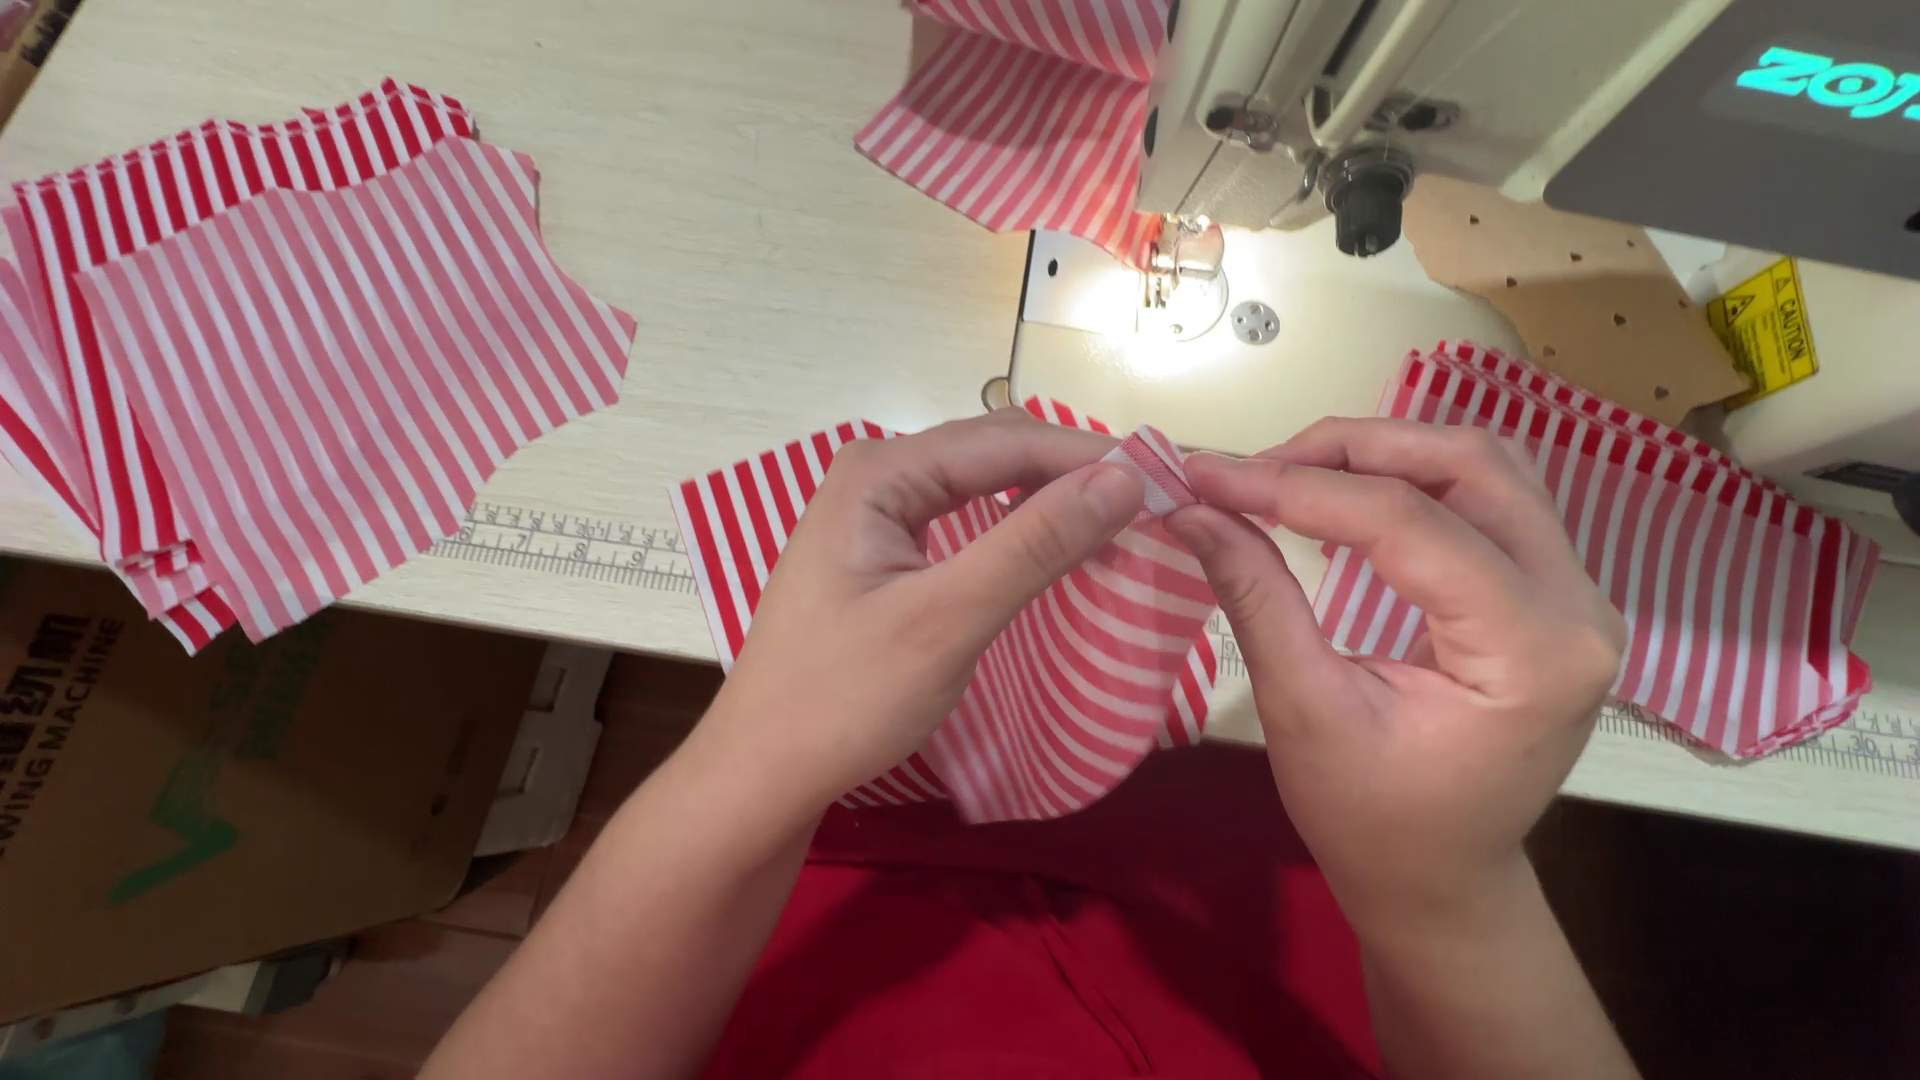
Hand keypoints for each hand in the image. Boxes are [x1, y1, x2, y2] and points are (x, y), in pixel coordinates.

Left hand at [703, 409, 1144, 809]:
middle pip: (994, 453)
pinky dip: (1017, 529)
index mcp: (879, 472)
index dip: (1089, 456)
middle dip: (1071, 472)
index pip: (1005, 441)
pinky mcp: (884, 551)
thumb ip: (1032, 545)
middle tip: (1150, 503)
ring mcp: (877, 513)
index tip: (1164, 480)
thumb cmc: (844, 698)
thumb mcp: (946, 620)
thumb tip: (1123, 480)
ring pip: (982, 485)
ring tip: (1117, 520)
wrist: (766, 768)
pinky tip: (1055, 544)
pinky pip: (965, 520)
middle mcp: (876, 475)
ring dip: (1048, 498)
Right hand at [1164, 418, 1625, 943]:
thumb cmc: (1370, 817)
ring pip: (1481, 466)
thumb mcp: (1301, 707)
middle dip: (1348, 448)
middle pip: (1467, 464)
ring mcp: (1572, 592)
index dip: (1295, 488)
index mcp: (1528, 649)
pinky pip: (1482, 498)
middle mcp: (1576, 603)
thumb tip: (1191, 510)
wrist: (1441, 878)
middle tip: (1253, 469)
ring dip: (1379, 453)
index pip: (1406, 521)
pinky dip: (1404, 480)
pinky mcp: (1546, 592)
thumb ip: (1255, 595)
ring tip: (1289, 475)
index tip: (1206, 476)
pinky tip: (1340, 499)